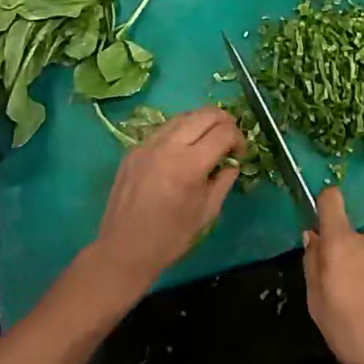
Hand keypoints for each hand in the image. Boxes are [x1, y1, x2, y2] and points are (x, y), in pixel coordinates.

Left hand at [90, 107, 243, 292]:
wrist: (124, 249)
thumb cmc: (170, 237)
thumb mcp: (207, 212)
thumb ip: (223, 181)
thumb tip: (232, 162)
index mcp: (190, 166)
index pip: (223, 132)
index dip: (239, 139)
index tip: (239, 153)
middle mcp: (168, 147)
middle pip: (205, 114)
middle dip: (224, 121)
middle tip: (229, 138)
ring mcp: (148, 145)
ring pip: (183, 116)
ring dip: (201, 122)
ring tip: (208, 140)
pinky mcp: (133, 149)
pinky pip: (163, 130)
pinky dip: (180, 132)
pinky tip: (183, 149)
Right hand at [304, 187, 363, 363]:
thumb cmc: (356, 334)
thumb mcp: (318, 306)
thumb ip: (312, 266)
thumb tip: (313, 236)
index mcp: (342, 243)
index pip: (331, 201)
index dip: (323, 205)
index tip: (319, 226)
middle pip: (349, 238)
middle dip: (342, 258)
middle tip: (338, 296)